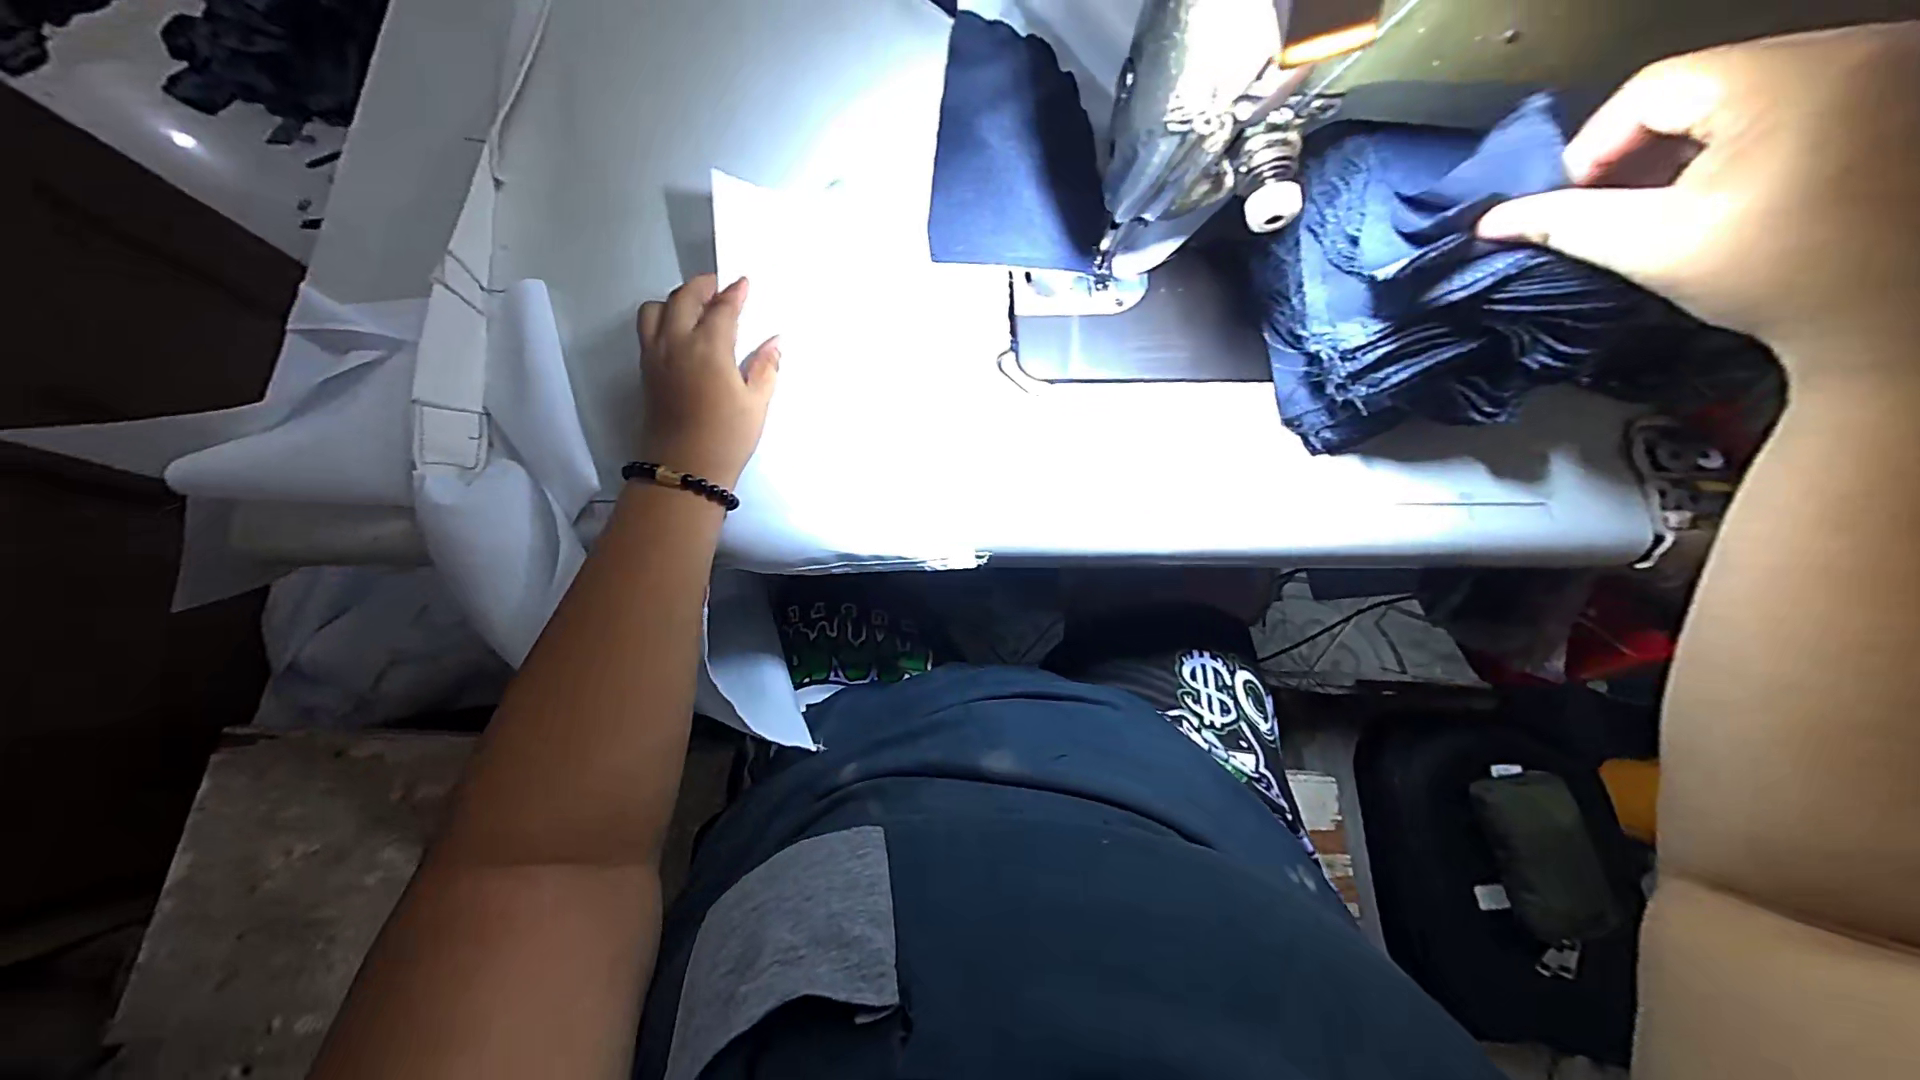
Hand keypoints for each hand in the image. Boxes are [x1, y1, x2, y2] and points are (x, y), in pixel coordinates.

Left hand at [636, 275, 779, 490]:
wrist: (684, 468)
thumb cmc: (727, 437)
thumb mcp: (756, 403)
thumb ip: (764, 367)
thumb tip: (773, 343)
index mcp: (708, 348)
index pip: (721, 309)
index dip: (734, 294)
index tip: (743, 284)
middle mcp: (676, 343)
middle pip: (683, 298)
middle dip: (702, 287)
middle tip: (718, 287)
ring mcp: (655, 356)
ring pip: (656, 309)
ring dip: (675, 300)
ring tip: (695, 307)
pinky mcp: (645, 371)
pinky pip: (647, 329)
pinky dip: (662, 319)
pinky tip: (680, 332)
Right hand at [1477, 23, 1919, 381]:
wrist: (1899, 316)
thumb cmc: (1773, 275)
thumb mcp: (1650, 246)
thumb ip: (1564, 223)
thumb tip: (1489, 222)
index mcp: (1791, 76)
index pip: (1651, 88)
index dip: (1594, 147)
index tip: (1576, 203)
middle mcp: (1855, 47)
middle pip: (1699, 84)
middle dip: (1639, 148)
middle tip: (1614, 207)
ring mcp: (1893, 65)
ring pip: (1743, 90)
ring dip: (1686, 146)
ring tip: (1666, 203)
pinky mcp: (1906, 91)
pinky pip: (1794, 97)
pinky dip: (1742, 139)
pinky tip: (1729, 189)